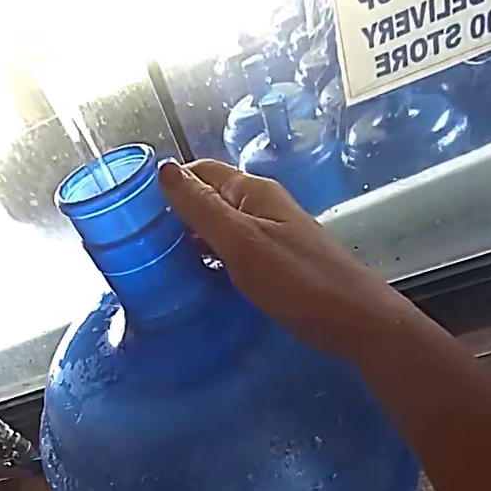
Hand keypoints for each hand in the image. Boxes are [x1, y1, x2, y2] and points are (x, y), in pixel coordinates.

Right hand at [156, 159, 423, 364]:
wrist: (355, 320)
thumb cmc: (298, 283)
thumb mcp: (242, 243)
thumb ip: (203, 208)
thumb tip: (164, 169)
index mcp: (254, 193)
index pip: (200, 172)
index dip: (168, 184)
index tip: (134, 210)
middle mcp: (263, 208)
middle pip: (211, 199)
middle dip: (178, 214)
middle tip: (143, 244)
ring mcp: (274, 237)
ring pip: (223, 228)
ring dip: (195, 239)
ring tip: (165, 263)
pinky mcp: (280, 265)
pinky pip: (238, 252)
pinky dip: (216, 259)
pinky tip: (203, 278)